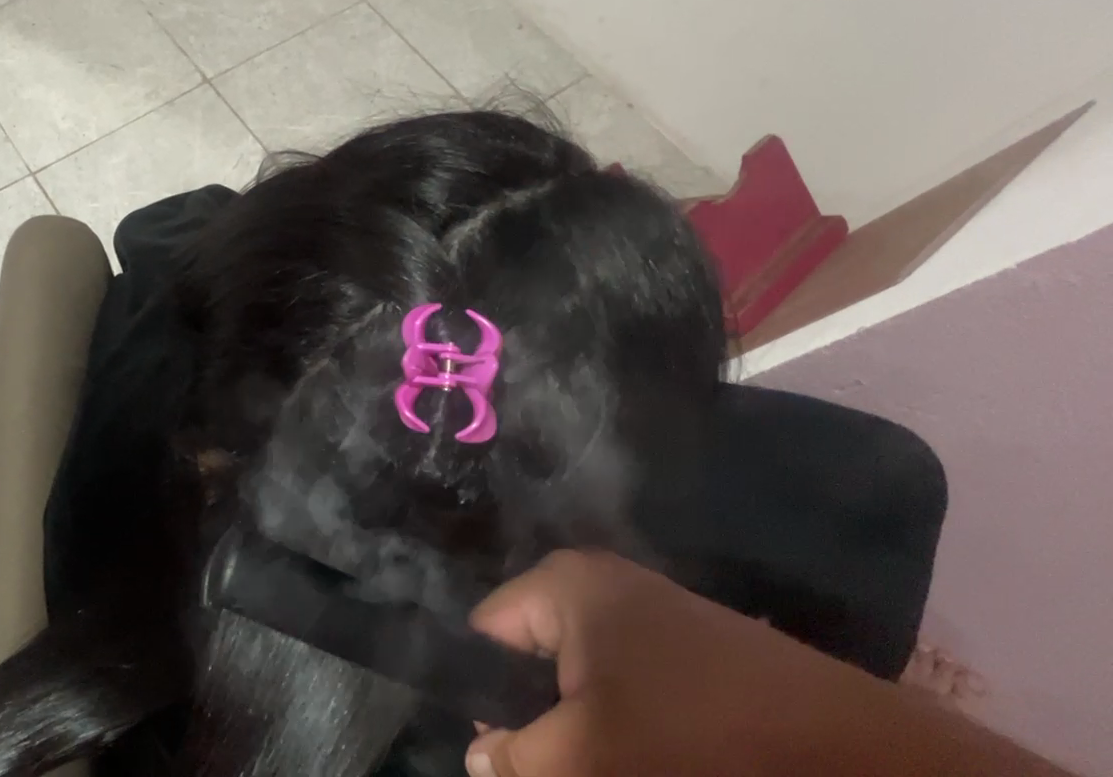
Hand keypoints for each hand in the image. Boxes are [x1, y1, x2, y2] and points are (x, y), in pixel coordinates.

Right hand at [463, 550, 1071, 776]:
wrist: (864, 764)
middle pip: (533, 658)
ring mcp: (658, 619)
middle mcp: (604, 586)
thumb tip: (480, 757)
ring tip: (600, 767)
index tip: (496, 747)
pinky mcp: (702, 657)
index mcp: (565, 584)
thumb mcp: (584, 759)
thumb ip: (515, 758)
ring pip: (586, 684)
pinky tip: (645, 765)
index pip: (484, 630)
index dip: (478, 691)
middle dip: (533, 719)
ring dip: (582, 734)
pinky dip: (628, 735)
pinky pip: (635, 694)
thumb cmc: (696, 743)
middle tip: (545, 767)